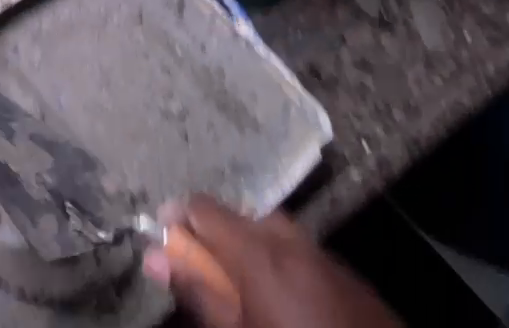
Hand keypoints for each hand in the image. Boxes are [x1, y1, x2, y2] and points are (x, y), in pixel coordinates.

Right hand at [141, 195, 403, 327]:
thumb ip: (197, 291)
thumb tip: (154, 254)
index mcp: (258, 249)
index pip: (201, 206)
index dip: (177, 220)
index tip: (167, 246)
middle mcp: (291, 239)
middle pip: (239, 216)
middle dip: (218, 238)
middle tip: (210, 275)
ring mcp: (327, 256)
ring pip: (274, 234)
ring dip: (252, 250)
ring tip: (249, 289)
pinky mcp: (354, 278)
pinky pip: (304, 255)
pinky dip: (285, 266)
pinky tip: (289, 302)